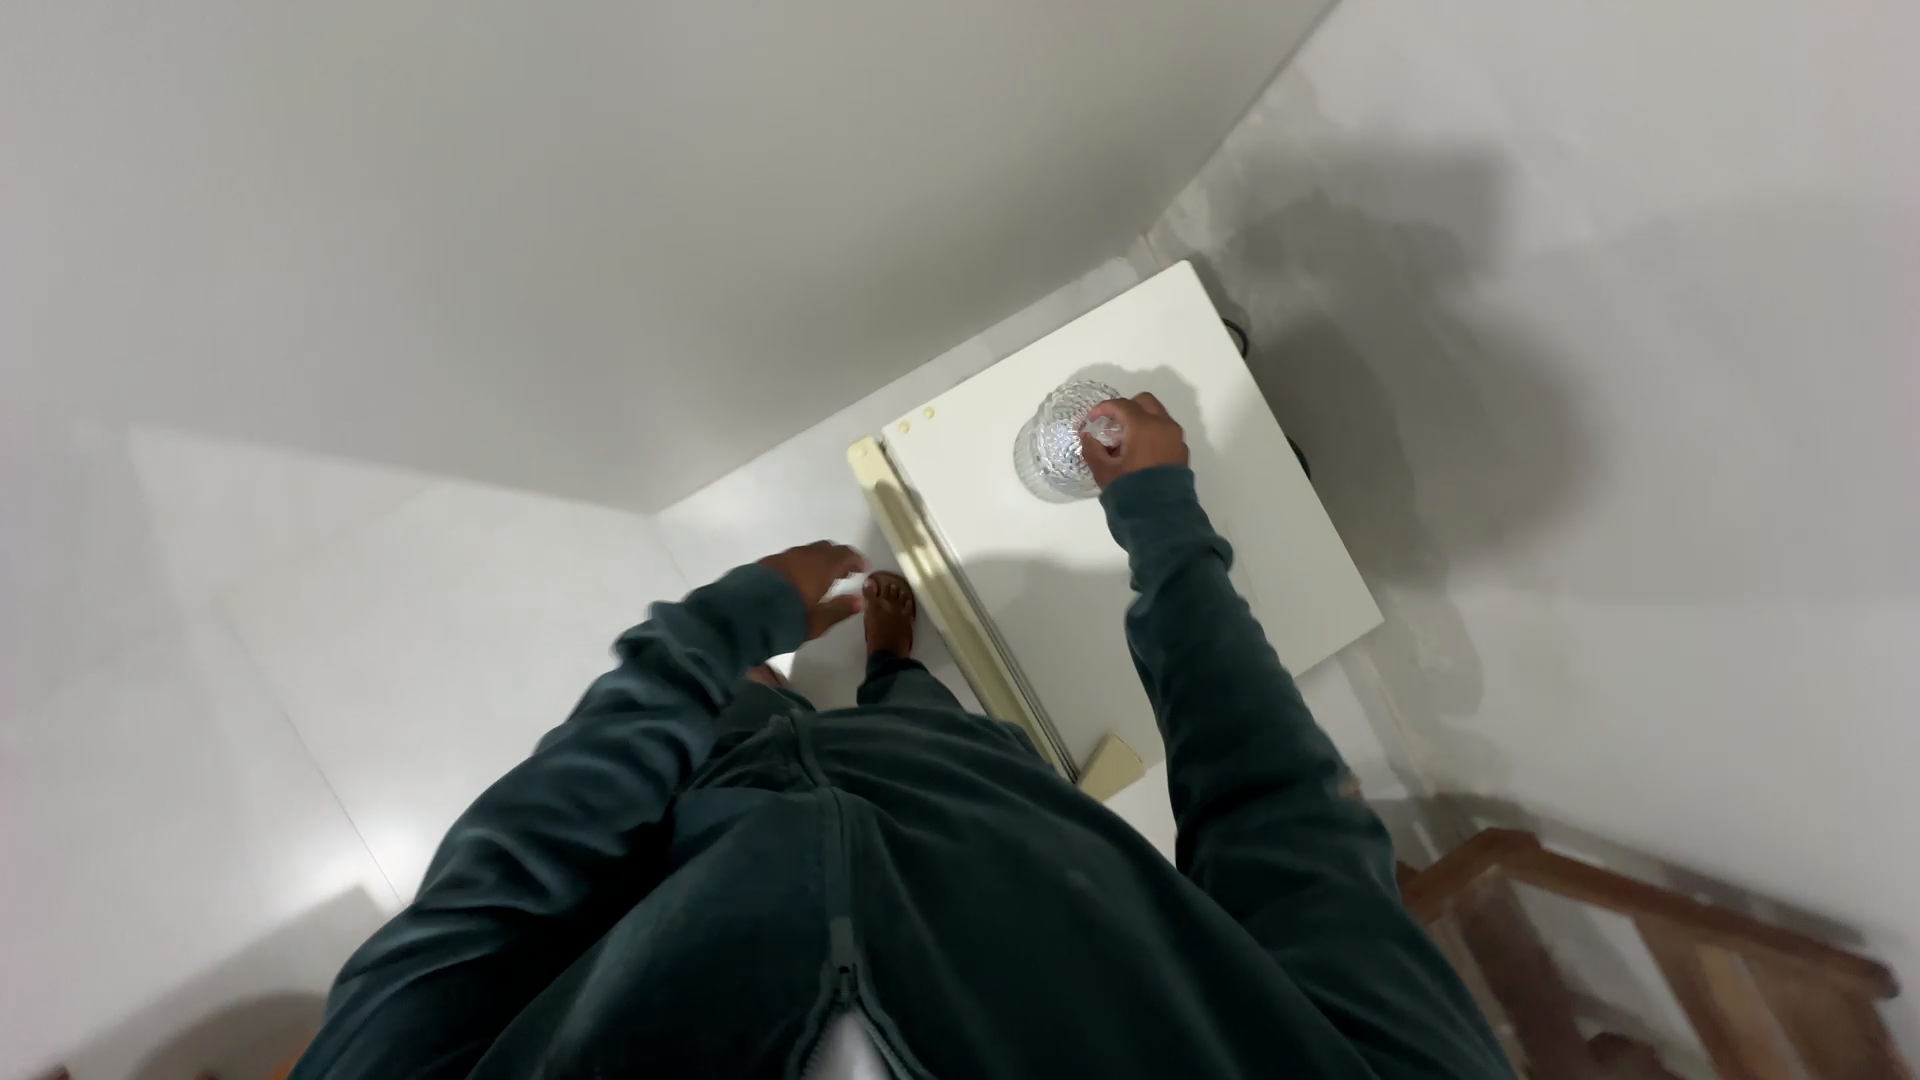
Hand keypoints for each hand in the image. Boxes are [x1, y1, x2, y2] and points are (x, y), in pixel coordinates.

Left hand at [758, 541, 868, 639]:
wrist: (736, 617)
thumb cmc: (784, 622)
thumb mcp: (816, 623)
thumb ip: (839, 610)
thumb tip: (860, 600)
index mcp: (820, 568)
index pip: (844, 555)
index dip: (855, 560)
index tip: (862, 569)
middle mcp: (802, 557)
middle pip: (826, 549)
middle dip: (838, 558)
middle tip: (844, 573)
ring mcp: (781, 558)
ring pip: (807, 552)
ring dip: (818, 561)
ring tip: (821, 578)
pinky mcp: (764, 564)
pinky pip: (790, 558)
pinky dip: (801, 564)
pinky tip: (796, 581)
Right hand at [1078, 391, 1189, 489]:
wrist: (1160, 515)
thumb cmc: (1130, 490)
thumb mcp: (1104, 471)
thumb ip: (1092, 449)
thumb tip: (1087, 437)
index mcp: (1144, 426)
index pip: (1121, 405)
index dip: (1103, 408)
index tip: (1092, 419)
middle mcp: (1164, 425)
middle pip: (1144, 401)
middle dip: (1126, 408)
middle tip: (1112, 424)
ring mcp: (1176, 437)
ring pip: (1158, 415)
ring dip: (1141, 420)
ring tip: (1126, 442)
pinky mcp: (1182, 450)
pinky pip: (1166, 432)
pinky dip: (1153, 433)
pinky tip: (1141, 454)